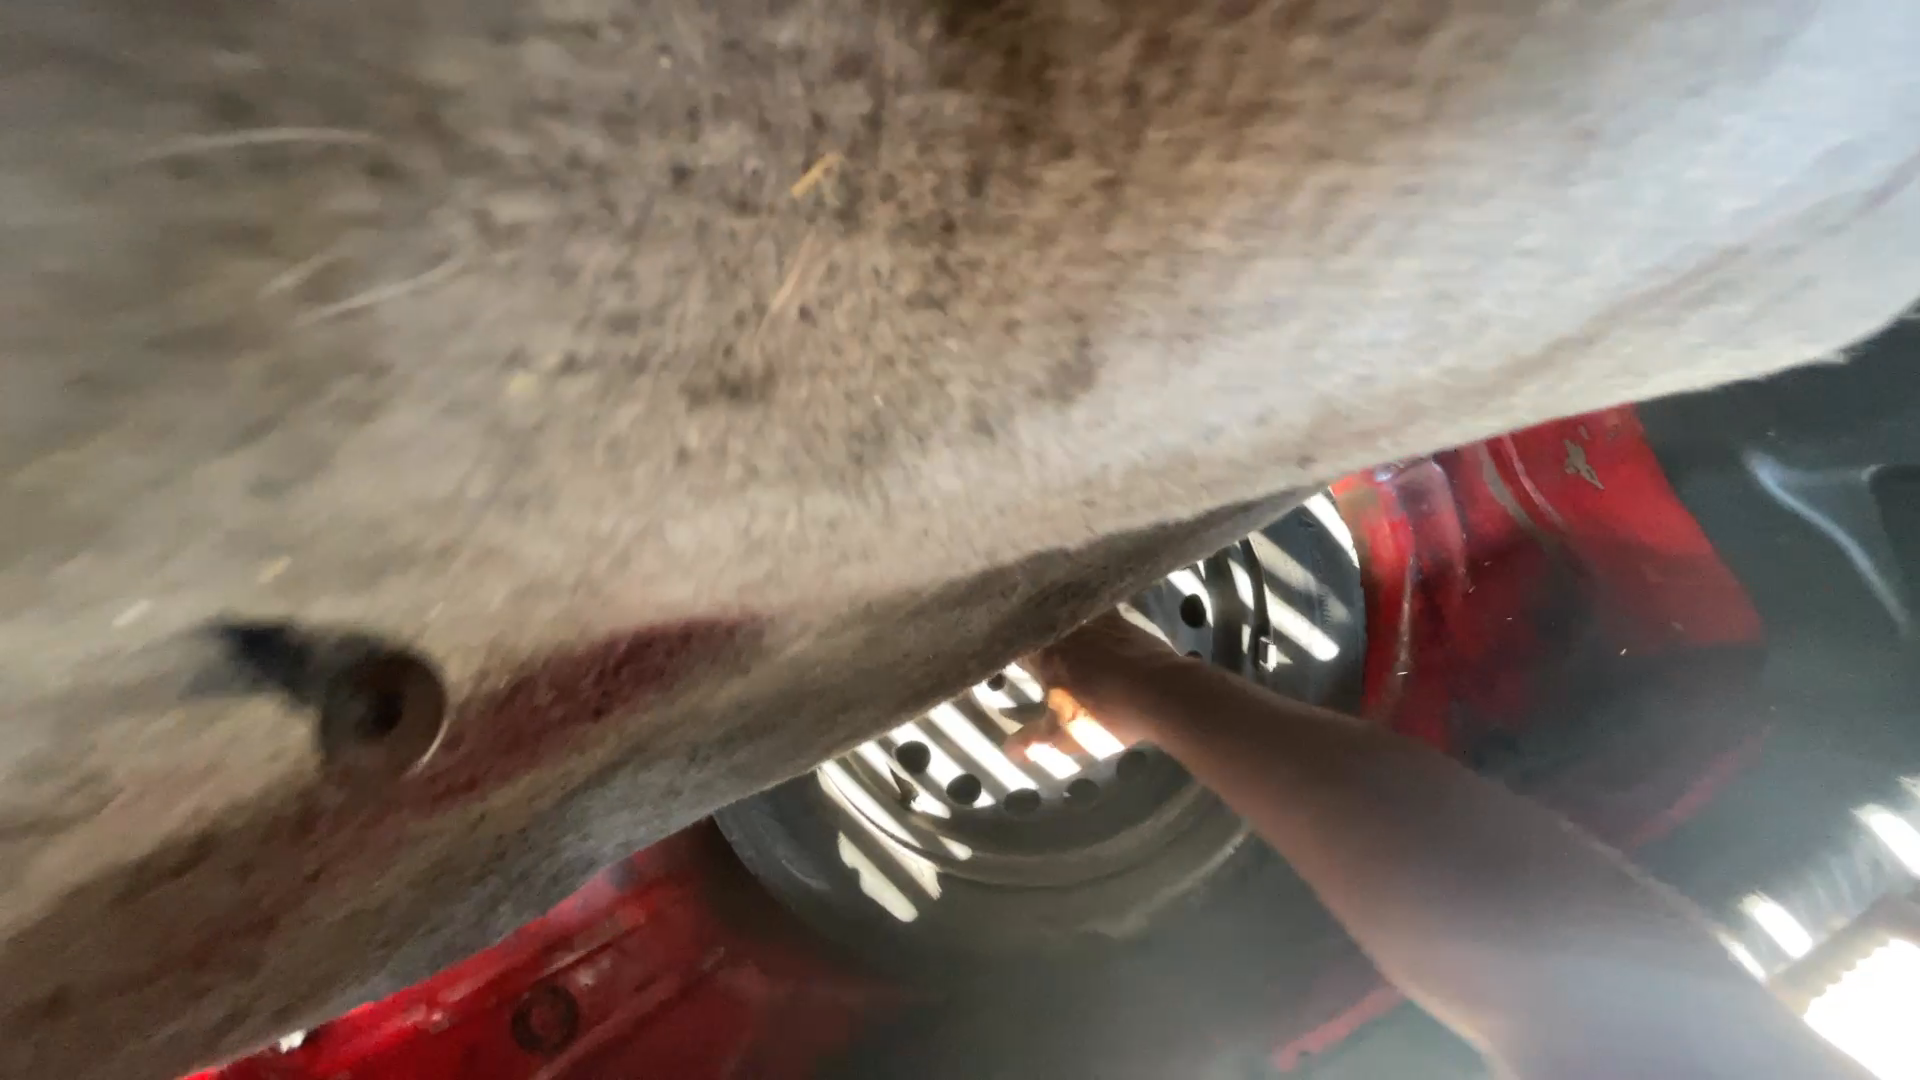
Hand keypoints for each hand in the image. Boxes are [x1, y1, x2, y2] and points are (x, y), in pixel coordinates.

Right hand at [1006, 609, 1183, 759]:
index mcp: (1046, 655)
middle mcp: (1067, 632)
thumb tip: (1007, 750)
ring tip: (1065, 635)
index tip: (1010, 658)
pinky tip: (1099, 629)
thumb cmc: (1106, 714)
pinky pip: (1101, 614)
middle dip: (1038, 637)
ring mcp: (1097, 623)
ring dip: (1065, 625)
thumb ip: (1033, 741)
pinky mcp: (1124, 623)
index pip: (1018, 647)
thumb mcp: (1064, 735)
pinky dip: (1095, 619)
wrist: (1161, 693)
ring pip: (1071, 617)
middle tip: (1036, 647)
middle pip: (1043, 628)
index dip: (1012, 653)